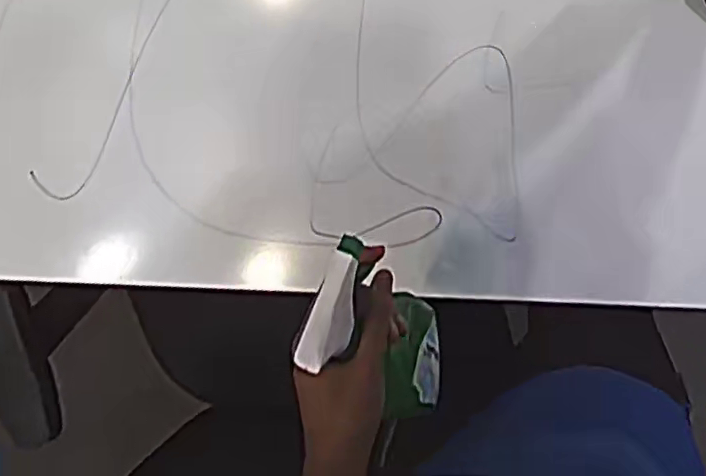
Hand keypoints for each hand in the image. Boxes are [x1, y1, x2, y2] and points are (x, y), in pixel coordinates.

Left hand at [296, 250, 397, 475]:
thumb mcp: (369, 362)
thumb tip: (383, 282)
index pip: (333, 290)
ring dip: (378, 321)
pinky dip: (373, 334)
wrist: (340, 465)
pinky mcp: (333, 367)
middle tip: (394, 313)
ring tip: (394, 335)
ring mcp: (322, 357)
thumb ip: (377, 317)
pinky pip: (353, 336)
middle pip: (345, 304)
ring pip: (352, 320)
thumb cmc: (347, 420)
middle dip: (375, 303)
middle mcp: (312, 345)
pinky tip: (388, 343)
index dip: (355, 266)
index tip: (374, 252)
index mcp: (310, 341)